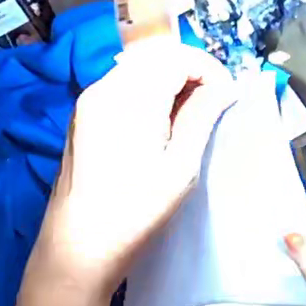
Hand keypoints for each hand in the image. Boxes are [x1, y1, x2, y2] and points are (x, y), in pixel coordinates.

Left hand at [35, 43, 236, 296]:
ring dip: (169, 79)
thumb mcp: (180, 168)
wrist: (76, 249)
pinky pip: (121, 86)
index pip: (177, 57)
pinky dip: (147, 90)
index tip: (229, 94)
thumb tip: (225, 88)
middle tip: (214, 101)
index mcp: (129, 98)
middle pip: (155, 56)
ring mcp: (87, 101)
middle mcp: (103, 88)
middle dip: (190, 70)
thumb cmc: (134, 213)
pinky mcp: (81, 117)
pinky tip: (160, 122)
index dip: (209, 69)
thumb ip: (202, 117)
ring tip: (191, 113)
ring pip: (137, 68)